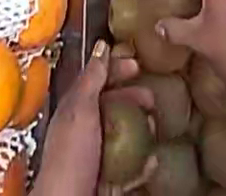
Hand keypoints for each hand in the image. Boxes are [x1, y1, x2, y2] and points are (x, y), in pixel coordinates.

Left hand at [31, 41, 152, 195]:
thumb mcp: (81, 109)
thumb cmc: (70, 157)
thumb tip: (102, 45)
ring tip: (154, 126)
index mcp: (74, 107)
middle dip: (133, 97)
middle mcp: (84, 129)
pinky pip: (129, 169)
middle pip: (111, 104)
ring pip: (123, 135)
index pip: (96, 78)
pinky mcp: (105, 180)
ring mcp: (95, 155)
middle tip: (151, 97)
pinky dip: (143, 164)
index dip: (115, 68)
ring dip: (141, 129)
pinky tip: (153, 161)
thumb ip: (92, 78)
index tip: (136, 64)